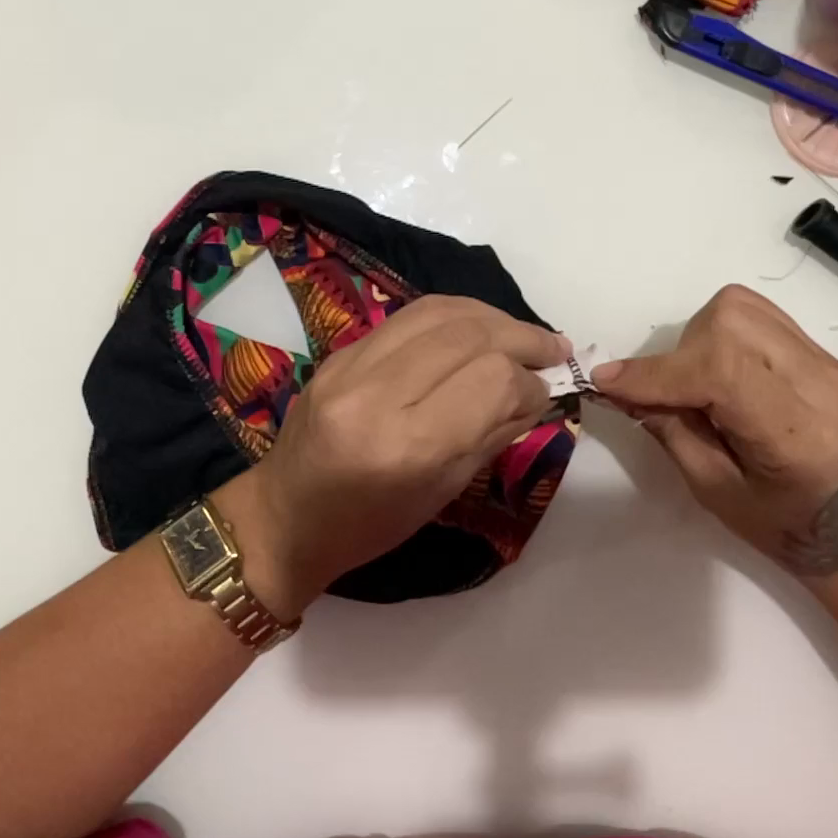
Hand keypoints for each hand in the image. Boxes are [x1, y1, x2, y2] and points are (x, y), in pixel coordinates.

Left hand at [216, 295, 568, 616]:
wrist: (285, 516)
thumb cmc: (369, 526)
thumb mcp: (442, 493)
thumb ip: (492, 434)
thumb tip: (537, 391)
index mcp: (405, 448)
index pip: (491, 382)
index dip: (529, 382)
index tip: (544, 392)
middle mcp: (375, 395)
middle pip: (468, 336)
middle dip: (521, 337)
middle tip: (552, 350)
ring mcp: (350, 366)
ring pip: (438, 311)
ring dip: (491, 316)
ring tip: (520, 335)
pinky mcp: (339, 352)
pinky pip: (408, 317)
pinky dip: (454, 316)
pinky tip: (475, 330)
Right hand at [592, 285, 837, 581]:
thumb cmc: (781, 525)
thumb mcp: (712, 490)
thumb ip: (669, 430)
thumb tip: (620, 385)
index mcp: (798, 438)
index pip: (722, 372)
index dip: (658, 372)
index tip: (609, 381)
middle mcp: (824, 388)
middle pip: (732, 323)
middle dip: (680, 352)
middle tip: (666, 392)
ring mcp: (832, 366)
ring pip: (743, 308)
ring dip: (699, 337)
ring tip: (696, 381)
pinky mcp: (828, 356)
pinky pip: (761, 318)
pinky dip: (723, 335)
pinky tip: (721, 371)